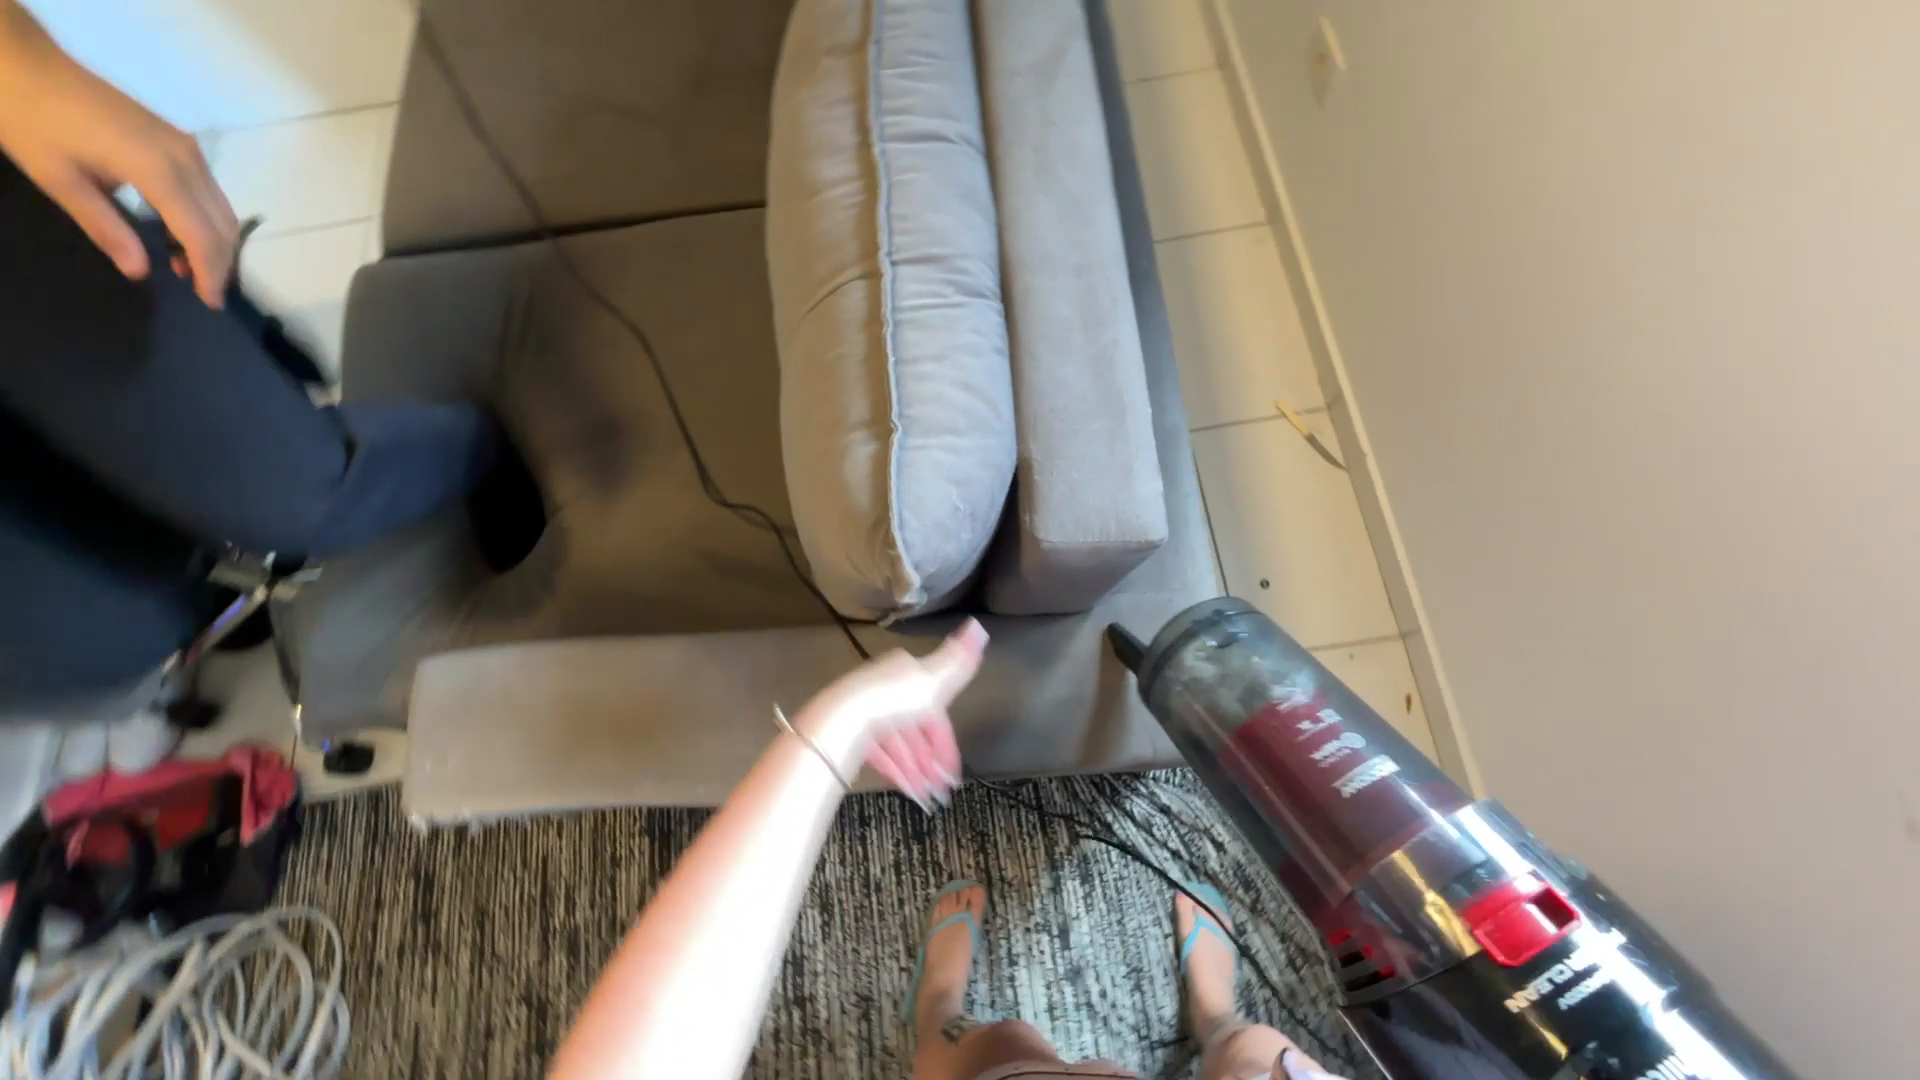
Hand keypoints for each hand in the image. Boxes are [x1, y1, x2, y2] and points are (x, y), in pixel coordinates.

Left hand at [0, 8, 238, 305]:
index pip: (201, 234)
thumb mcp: (56, 177)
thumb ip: (104, 227)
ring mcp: (188, 149)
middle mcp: (188, 161)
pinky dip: (208, 220)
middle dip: (220, 262)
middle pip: (223, 225)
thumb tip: (140, 272)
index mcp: (159, 171)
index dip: (210, 272)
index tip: (209, 301)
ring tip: (190, 265)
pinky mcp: (182, 143)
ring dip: (216, 242)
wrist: (19, 58)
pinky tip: (183, 232)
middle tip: (205, 290)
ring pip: (223, 210)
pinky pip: (211, 192)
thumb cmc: (28, 116)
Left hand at [794, 619, 987, 807]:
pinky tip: (907, 789)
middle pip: (916, 730)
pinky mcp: (853, 733)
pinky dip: (896, 772)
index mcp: (907, 672)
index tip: (953, 768)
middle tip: (941, 789)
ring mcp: (869, 713)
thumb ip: (961, 657)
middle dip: (930, 761)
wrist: (847, 718)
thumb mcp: (936, 677)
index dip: (946, 740)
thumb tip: (978, 626)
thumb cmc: (896, 697)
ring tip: (927, 796)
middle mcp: (887, 689)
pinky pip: (881, 755)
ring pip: (899, 745)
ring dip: (915, 771)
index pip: (935, 708)